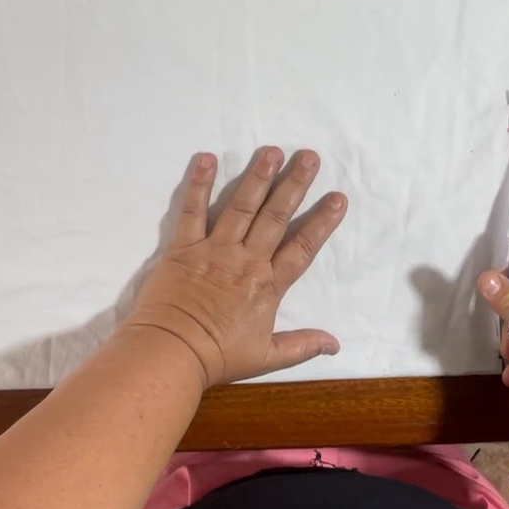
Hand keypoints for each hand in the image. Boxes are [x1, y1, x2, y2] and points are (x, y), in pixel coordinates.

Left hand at [123, 147, 347, 387]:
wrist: (170, 353)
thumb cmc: (218, 357)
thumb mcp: (267, 358)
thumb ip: (302, 346)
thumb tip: (336, 345)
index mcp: (268, 285)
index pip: (302, 247)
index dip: (322, 222)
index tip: (338, 198)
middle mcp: (246, 260)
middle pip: (275, 216)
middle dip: (294, 184)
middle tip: (309, 156)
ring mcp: (214, 250)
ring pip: (240, 206)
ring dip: (257, 176)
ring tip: (271, 150)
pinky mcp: (183, 248)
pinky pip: (192, 211)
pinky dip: (199, 184)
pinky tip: (207, 158)